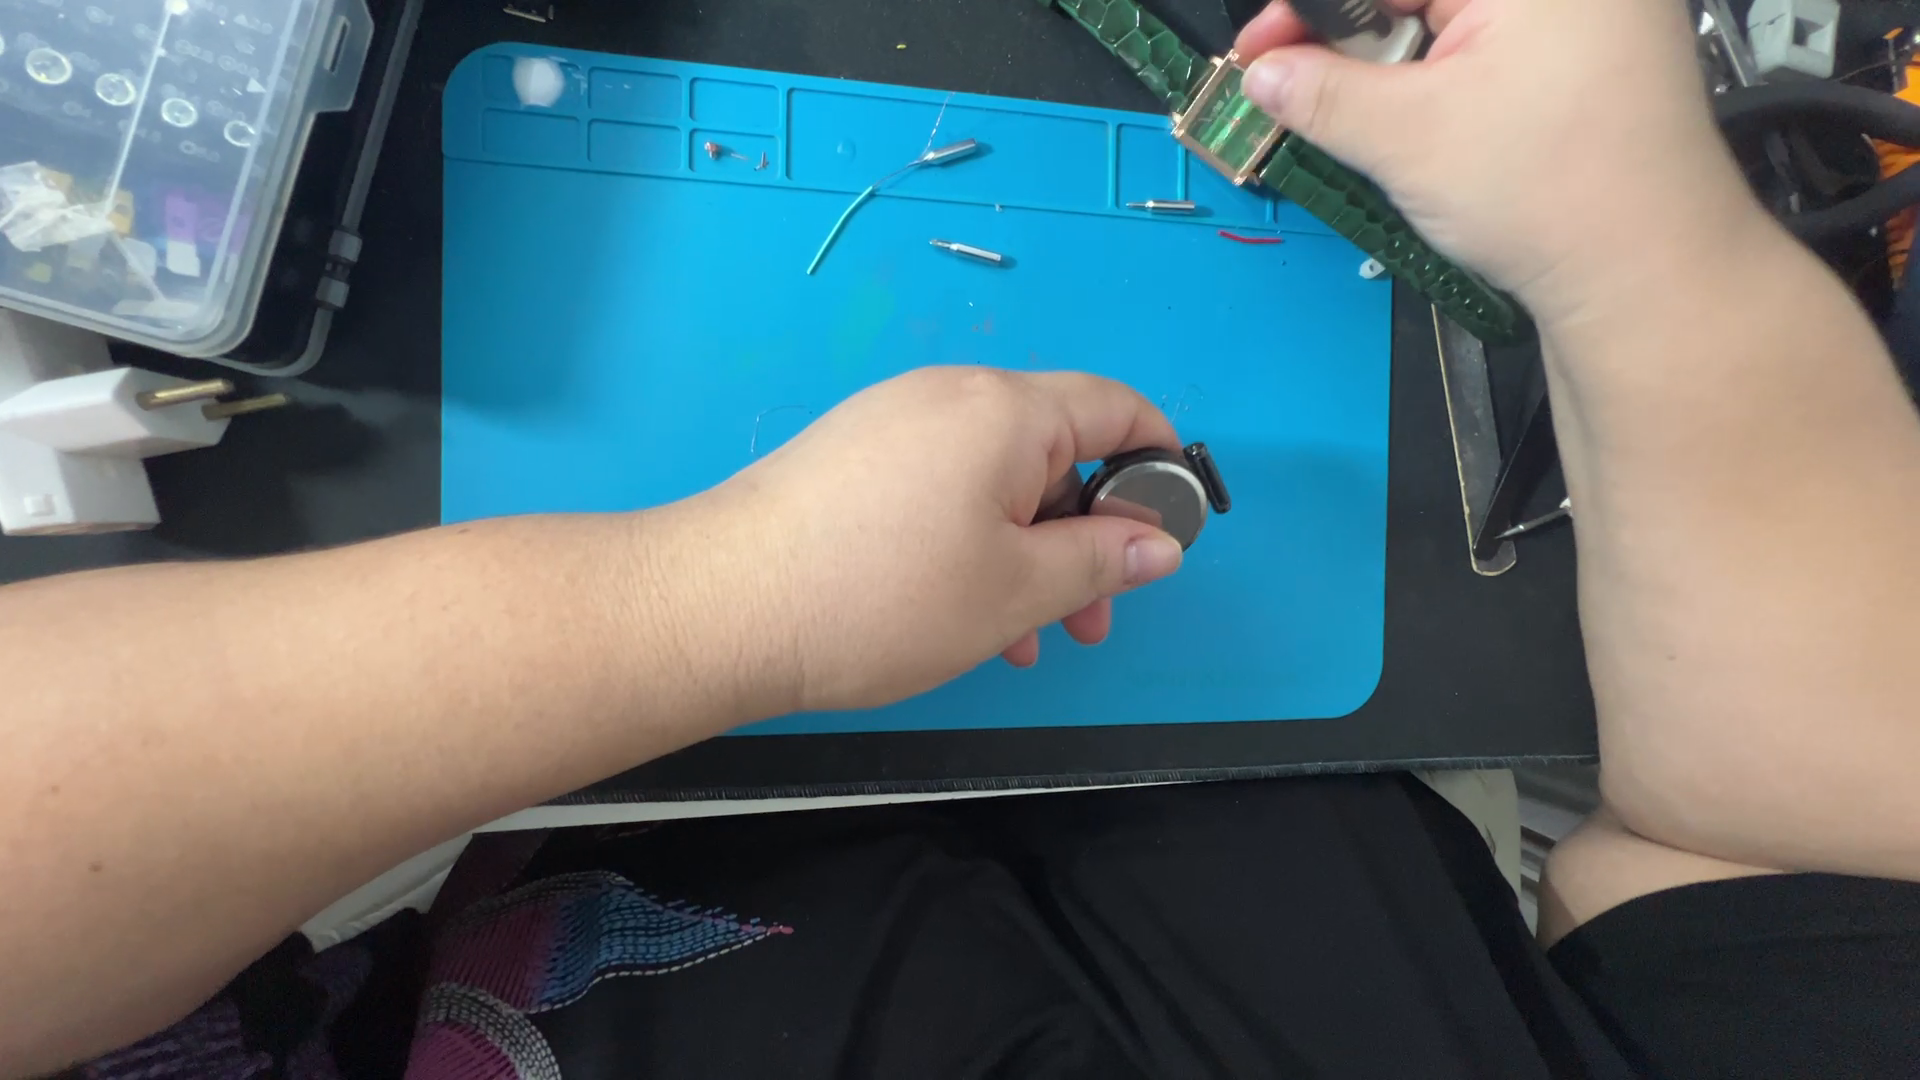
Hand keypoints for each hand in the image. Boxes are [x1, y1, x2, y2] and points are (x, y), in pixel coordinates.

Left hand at [701, 367, 1186, 712]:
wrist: (722, 607)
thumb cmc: (886, 597)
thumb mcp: (1015, 589)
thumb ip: (1101, 559)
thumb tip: (1161, 543)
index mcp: (1004, 410)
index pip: (1113, 406)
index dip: (1158, 456)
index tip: (1172, 518)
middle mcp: (949, 396)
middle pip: (1051, 451)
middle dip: (1083, 535)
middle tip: (1089, 617)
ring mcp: (892, 422)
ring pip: (994, 482)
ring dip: (1026, 553)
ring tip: (1022, 637)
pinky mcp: (854, 456)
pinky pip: (941, 489)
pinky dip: (971, 542)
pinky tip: (961, 612)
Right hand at [1233, 0, 1772, 328]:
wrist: (1633, 259)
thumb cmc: (1540, 188)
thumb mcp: (1409, 138)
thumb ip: (1325, 96)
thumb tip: (1260, 71)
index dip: (1307, 9)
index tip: (1255, 52)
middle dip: (1340, 37)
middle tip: (1285, 84)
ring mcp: (1570, 10)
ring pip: (1436, 19)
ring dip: (1375, 62)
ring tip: (1336, 109)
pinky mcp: (1568, 48)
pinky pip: (1469, 43)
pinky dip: (1417, 75)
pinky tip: (1393, 113)